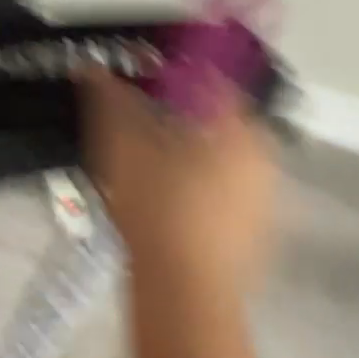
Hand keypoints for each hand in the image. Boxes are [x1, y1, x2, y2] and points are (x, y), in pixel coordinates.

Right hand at [79, 68, 278, 292]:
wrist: (187, 289)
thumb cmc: (155, 208)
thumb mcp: (120, 148)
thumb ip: (109, 103)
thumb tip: (91, 67)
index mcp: (237, 129)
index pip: (212, 79)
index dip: (176, 72)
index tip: (144, 77)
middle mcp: (264, 155)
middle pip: (220, 119)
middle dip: (182, 114)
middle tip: (141, 120)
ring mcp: (267, 195)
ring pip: (225, 155)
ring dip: (192, 149)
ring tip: (148, 160)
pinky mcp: (259, 227)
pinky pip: (229, 188)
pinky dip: (202, 182)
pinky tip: (167, 197)